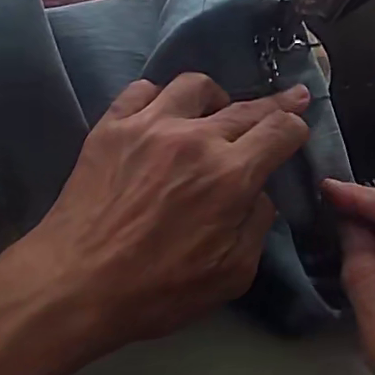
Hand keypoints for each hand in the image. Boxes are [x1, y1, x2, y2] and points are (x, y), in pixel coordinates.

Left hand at [0, 74, 310, 374]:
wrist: (76, 281)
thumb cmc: (156, 290)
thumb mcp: (231, 274)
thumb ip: (255, 225)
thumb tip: (258, 193)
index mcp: (230, 174)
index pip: (279, 130)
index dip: (296, 126)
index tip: (298, 126)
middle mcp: (193, 137)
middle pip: (245, 106)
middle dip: (274, 104)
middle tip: (287, 100)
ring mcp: (147, 125)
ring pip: (193, 85)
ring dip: (214, 97)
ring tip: (213, 112)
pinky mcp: (110, 127)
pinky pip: (141, 90)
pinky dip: (159, 97)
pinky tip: (160, 114)